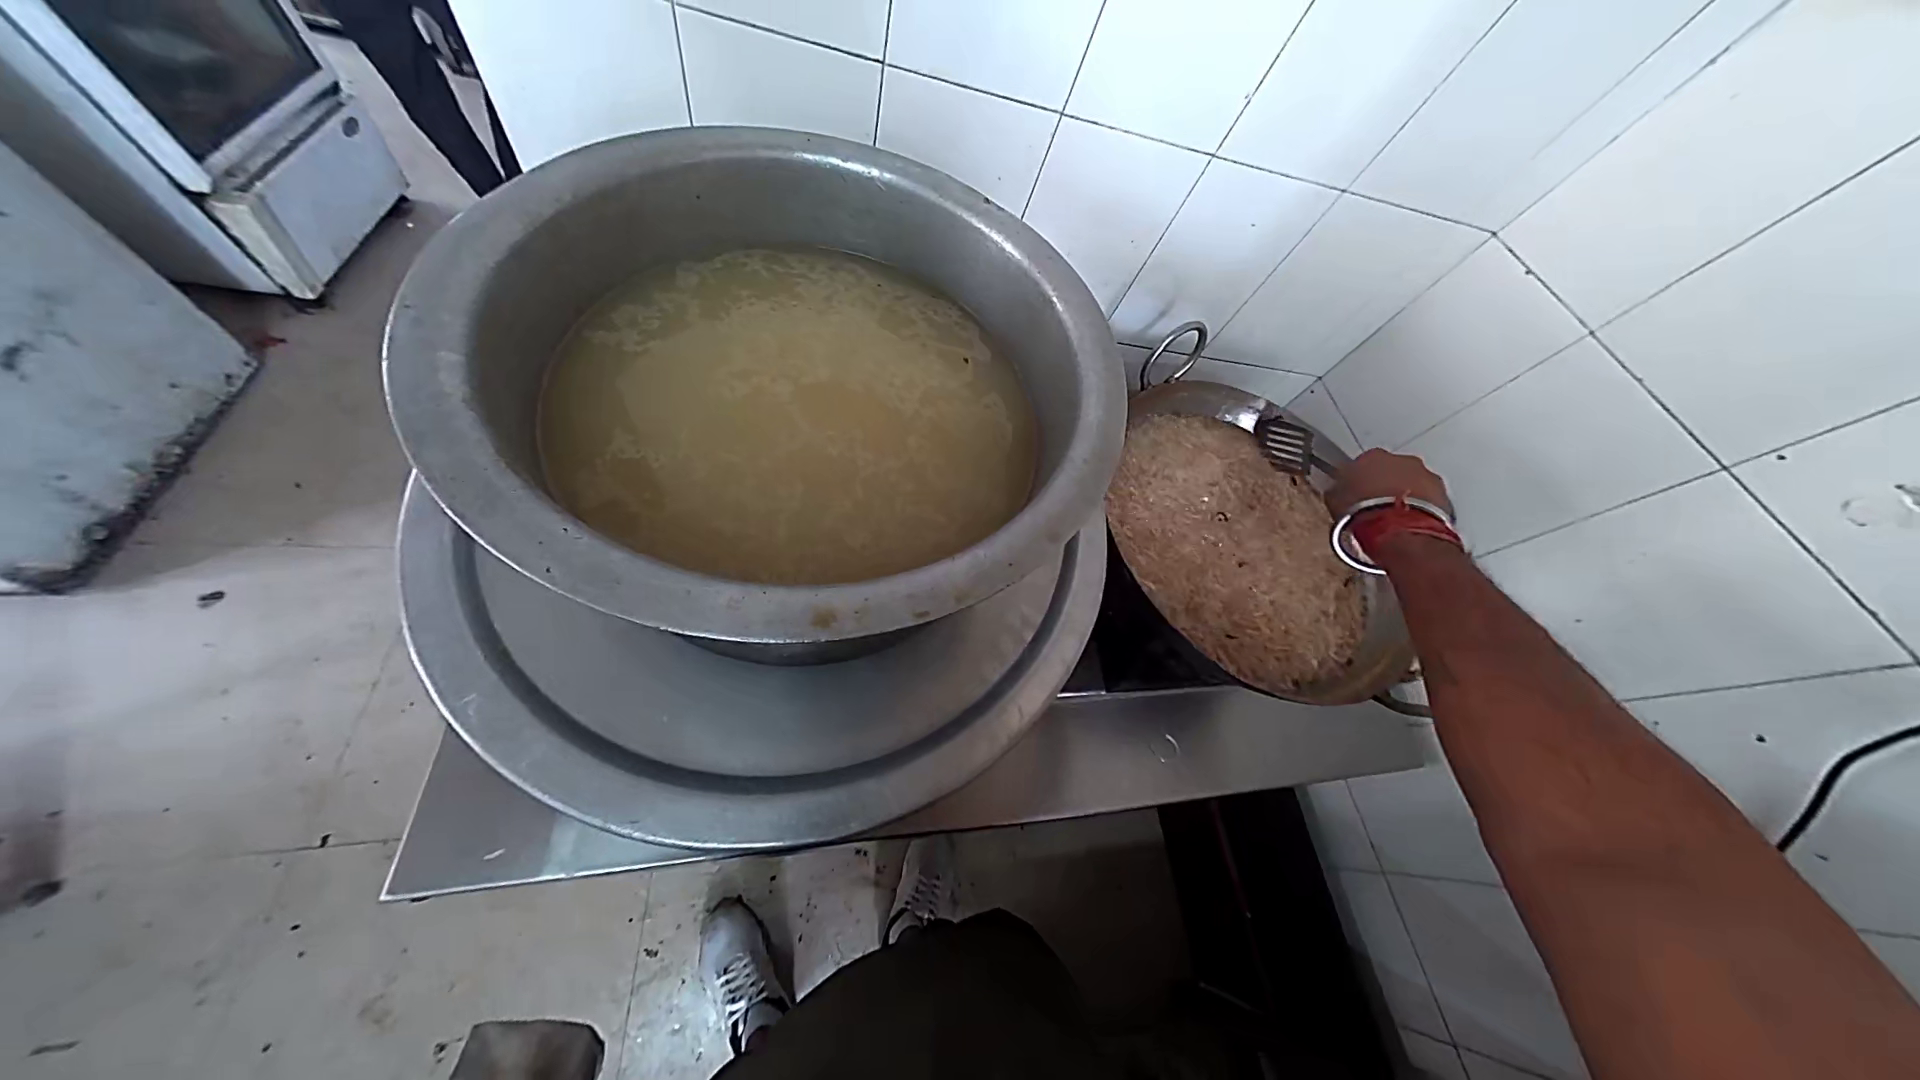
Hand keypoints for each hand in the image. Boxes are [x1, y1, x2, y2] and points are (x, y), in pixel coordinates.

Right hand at [1325, 448, 1452, 519]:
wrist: (1399, 529)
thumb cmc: (1366, 512)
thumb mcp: (1334, 500)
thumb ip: (1336, 490)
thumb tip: (1335, 491)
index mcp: (1372, 457)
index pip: (1360, 462)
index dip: (1356, 479)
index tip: (1352, 491)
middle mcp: (1401, 460)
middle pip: (1391, 468)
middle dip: (1384, 482)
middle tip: (1373, 503)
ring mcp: (1424, 474)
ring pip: (1412, 480)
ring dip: (1403, 493)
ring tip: (1391, 515)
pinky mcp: (1441, 492)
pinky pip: (1428, 496)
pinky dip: (1419, 505)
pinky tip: (1407, 520)